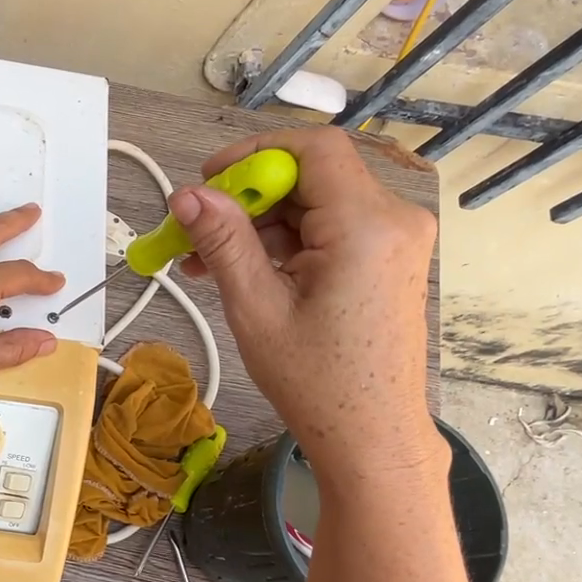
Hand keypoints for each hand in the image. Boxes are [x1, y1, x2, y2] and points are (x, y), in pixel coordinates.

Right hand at [174, 127, 443, 485]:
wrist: (369, 430)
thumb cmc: (313, 379)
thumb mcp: (255, 307)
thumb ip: (224, 242)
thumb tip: (186, 196)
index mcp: (367, 226)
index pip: (314, 151)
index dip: (253, 154)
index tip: (204, 181)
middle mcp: (393, 219)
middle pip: (312, 176)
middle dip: (247, 197)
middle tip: (193, 229)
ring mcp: (394, 238)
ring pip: (315, 204)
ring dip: (257, 223)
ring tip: (204, 260)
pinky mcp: (385, 257)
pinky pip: (327, 229)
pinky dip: (280, 241)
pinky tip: (239, 269)